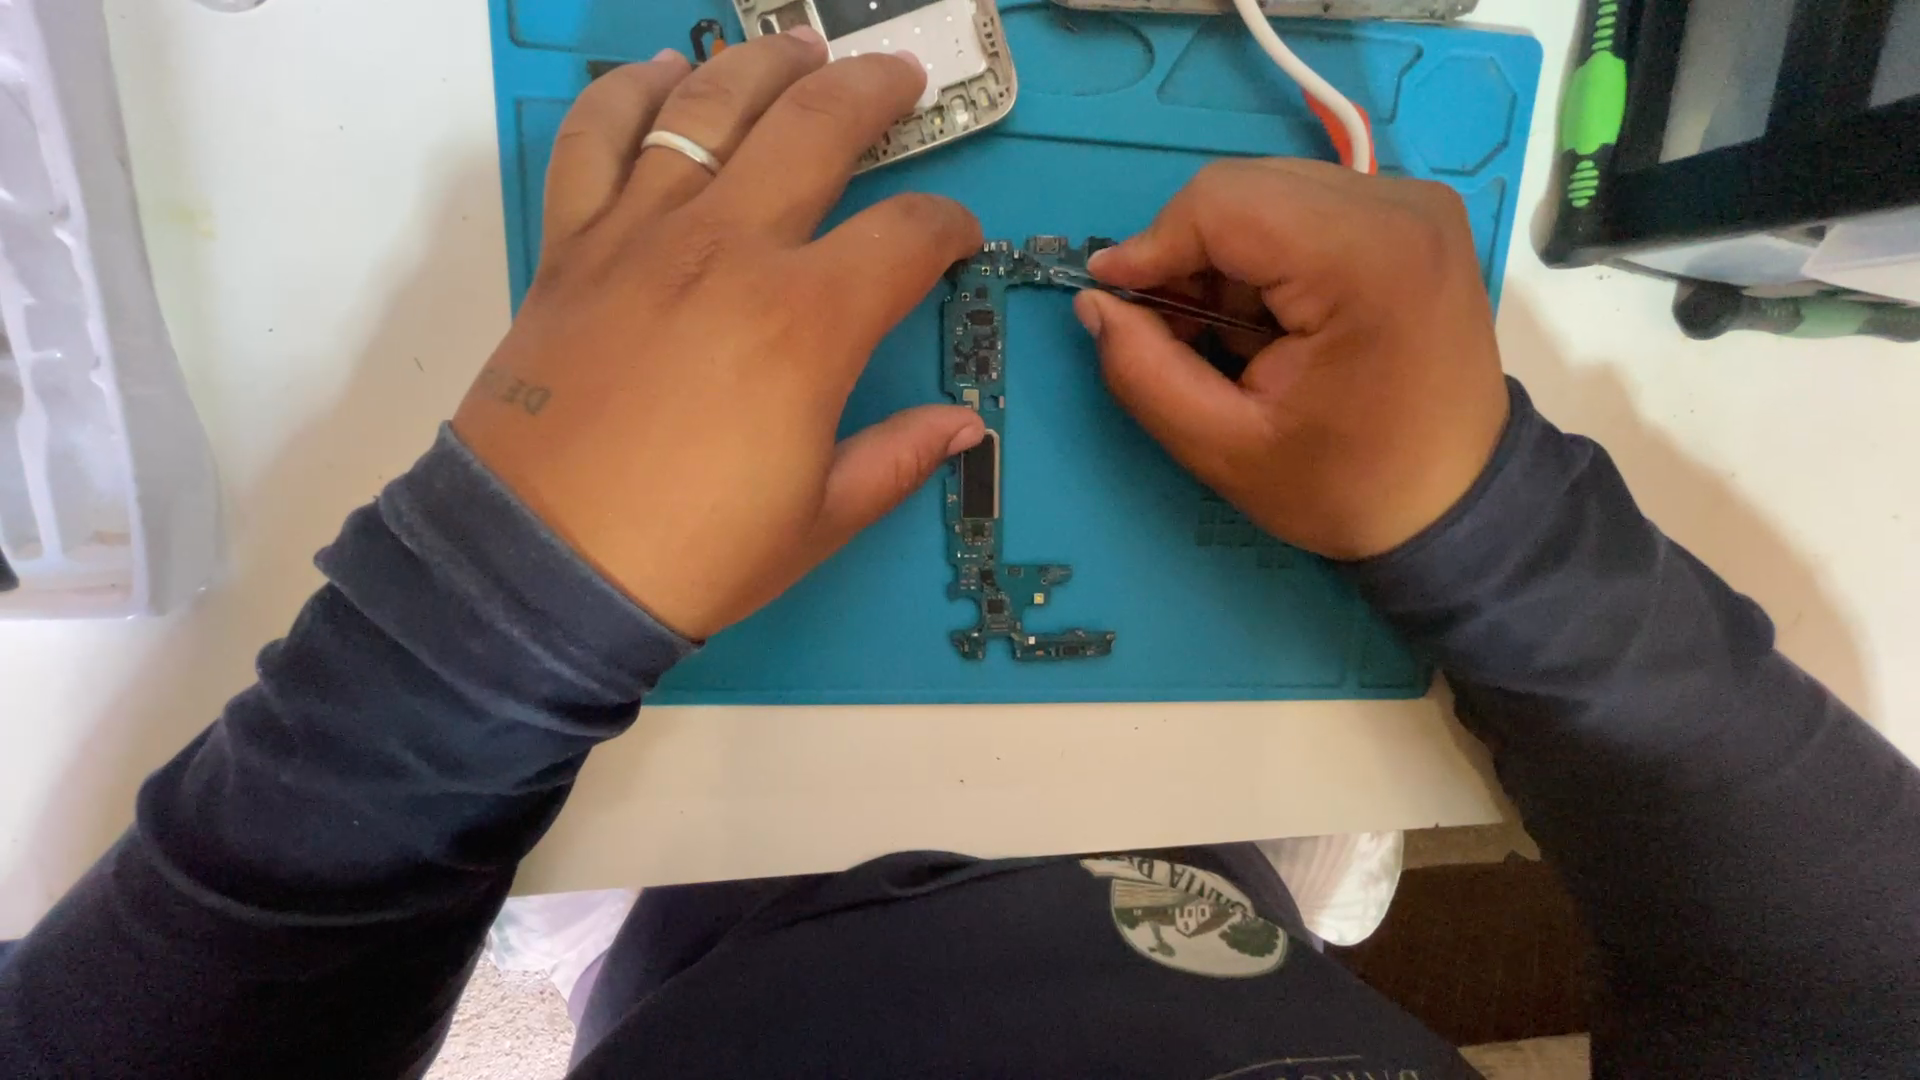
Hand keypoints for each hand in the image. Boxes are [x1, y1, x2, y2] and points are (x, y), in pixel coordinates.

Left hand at [453, 32, 984, 640]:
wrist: (545, 569)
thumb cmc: (699, 552)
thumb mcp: (822, 517)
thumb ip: (900, 456)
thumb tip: (965, 426)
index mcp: (807, 323)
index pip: (905, 238)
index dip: (948, 227)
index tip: (959, 237)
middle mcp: (729, 251)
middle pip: (815, 131)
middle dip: (873, 95)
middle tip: (901, 79)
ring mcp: (641, 238)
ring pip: (709, 108)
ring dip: (767, 65)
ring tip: (803, 46)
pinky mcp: (571, 250)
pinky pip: (595, 140)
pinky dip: (628, 94)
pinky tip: (662, 72)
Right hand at [1075, 159, 1508, 560]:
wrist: (1451, 501)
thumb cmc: (1342, 486)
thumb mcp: (1223, 449)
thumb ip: (1142, 373)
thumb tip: (1095, 302)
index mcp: (1365, 259)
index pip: (1222, 204)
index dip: (1149, 246)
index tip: (1108, 296)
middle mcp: (1398, 206)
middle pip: (1241, 192)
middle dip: (1184, 259)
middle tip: (1167, 334)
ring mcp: (1411, 207)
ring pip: (1264, 198)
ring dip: (1218, 264)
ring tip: (1220, 340)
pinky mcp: (1408, 221)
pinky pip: (1297, 213)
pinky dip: (1256, 264)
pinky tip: (1261, 325)